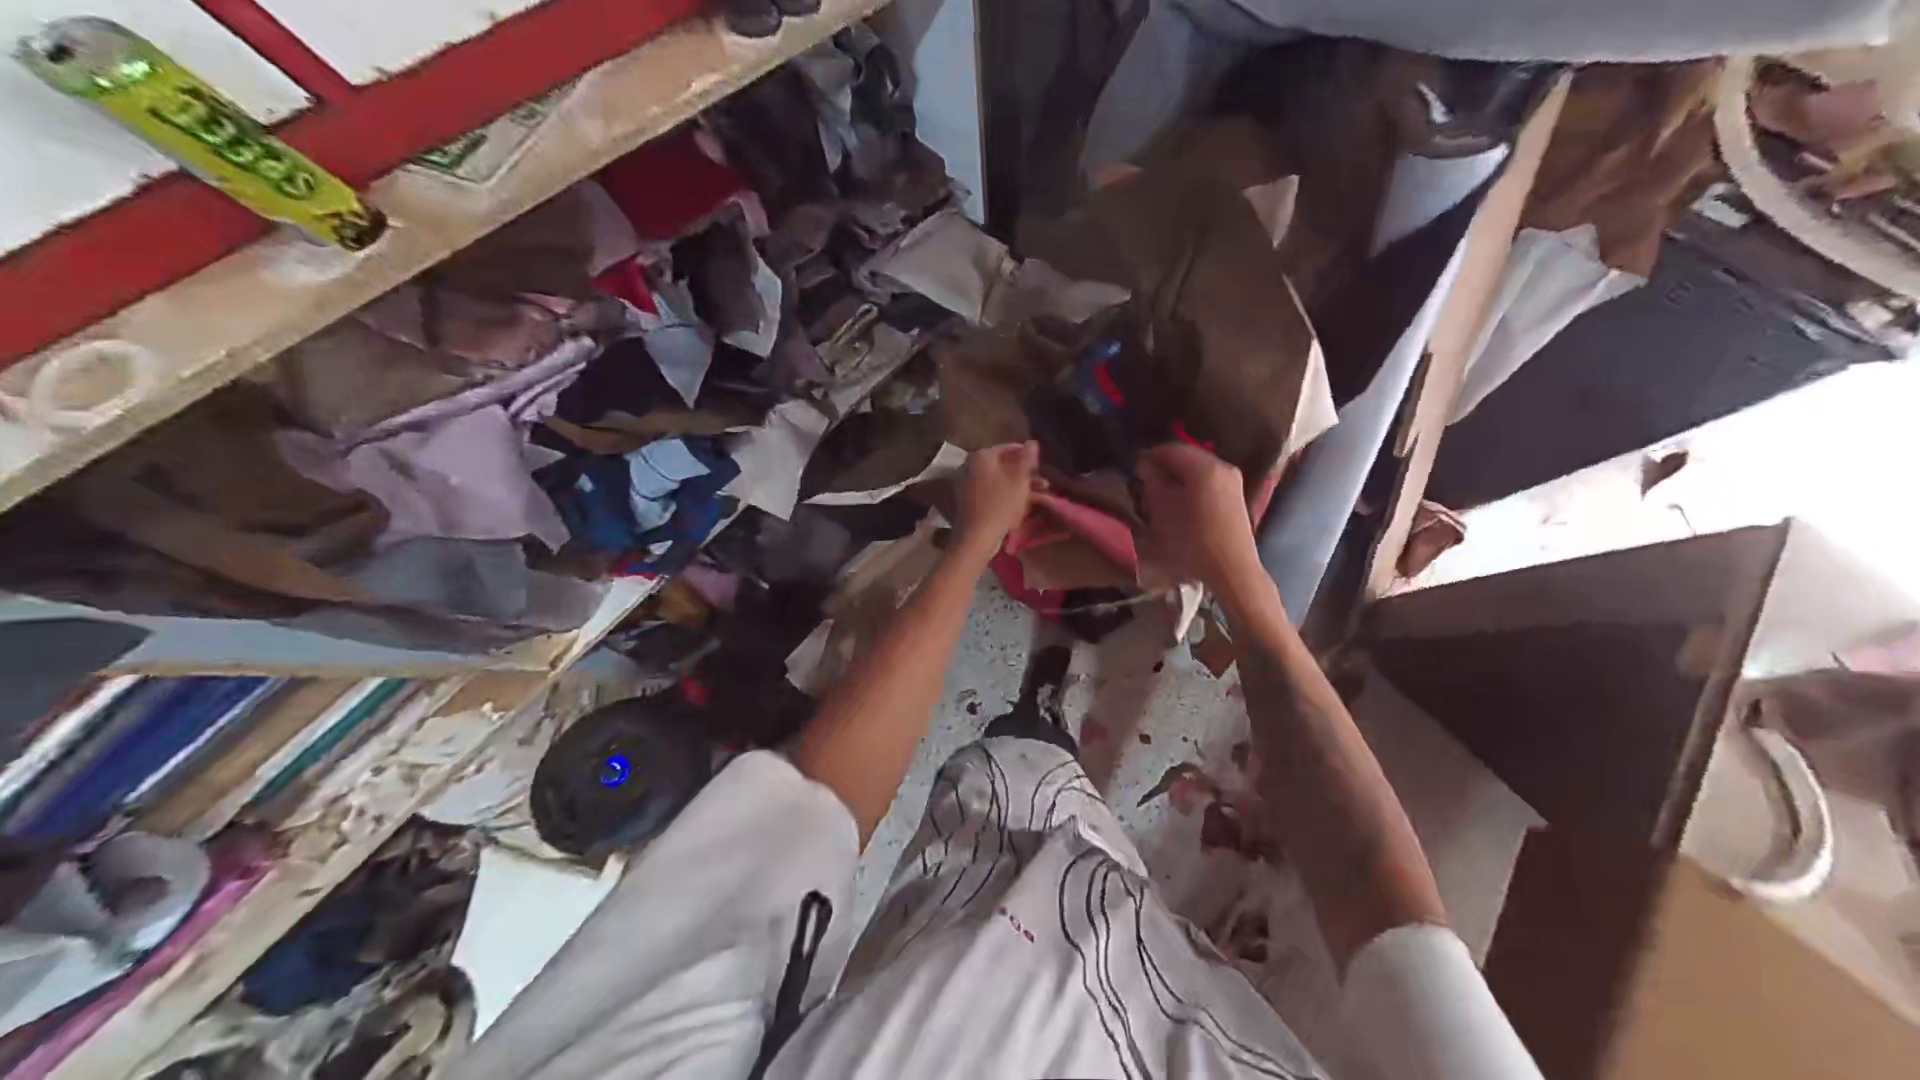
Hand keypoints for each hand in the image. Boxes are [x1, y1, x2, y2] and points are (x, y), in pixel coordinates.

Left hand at [955, 441, 1041, 556]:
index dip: (1027, 456)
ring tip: (1037, 496)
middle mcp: (971, 466)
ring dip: (1018, 486)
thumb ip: (1027, 458)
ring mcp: (968, 484)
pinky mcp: (969, 501)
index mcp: (982, 456)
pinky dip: (1006, 496)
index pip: (1008, 448)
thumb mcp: (1019, 479)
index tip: (1040, 466)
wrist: (977, 536)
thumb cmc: (1001, 503)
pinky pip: (991, 493)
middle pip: (1003, 466)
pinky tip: (1019, 505)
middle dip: (1024, 474)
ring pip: (999, 481)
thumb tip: (1032, 442)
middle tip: (1042, 484)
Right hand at [1138, 442, 1260, 590]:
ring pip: (1198, 469)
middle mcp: (1221, 467)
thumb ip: (1152, 485)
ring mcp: (1232, 481)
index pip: (1170, 449)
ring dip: (1178, 476)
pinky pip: (1208, 480)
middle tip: (1145, 481)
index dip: (1150, 456)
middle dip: (1165, 466)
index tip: (1134, 468)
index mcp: (1203, 468)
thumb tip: (1146, 467)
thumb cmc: (1192, 543)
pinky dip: (1192, 485)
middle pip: (1187, 457)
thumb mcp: (1163, 513)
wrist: (1231, 571)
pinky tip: (1181, 503)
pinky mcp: (1236, 496)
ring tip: (1161, 494)